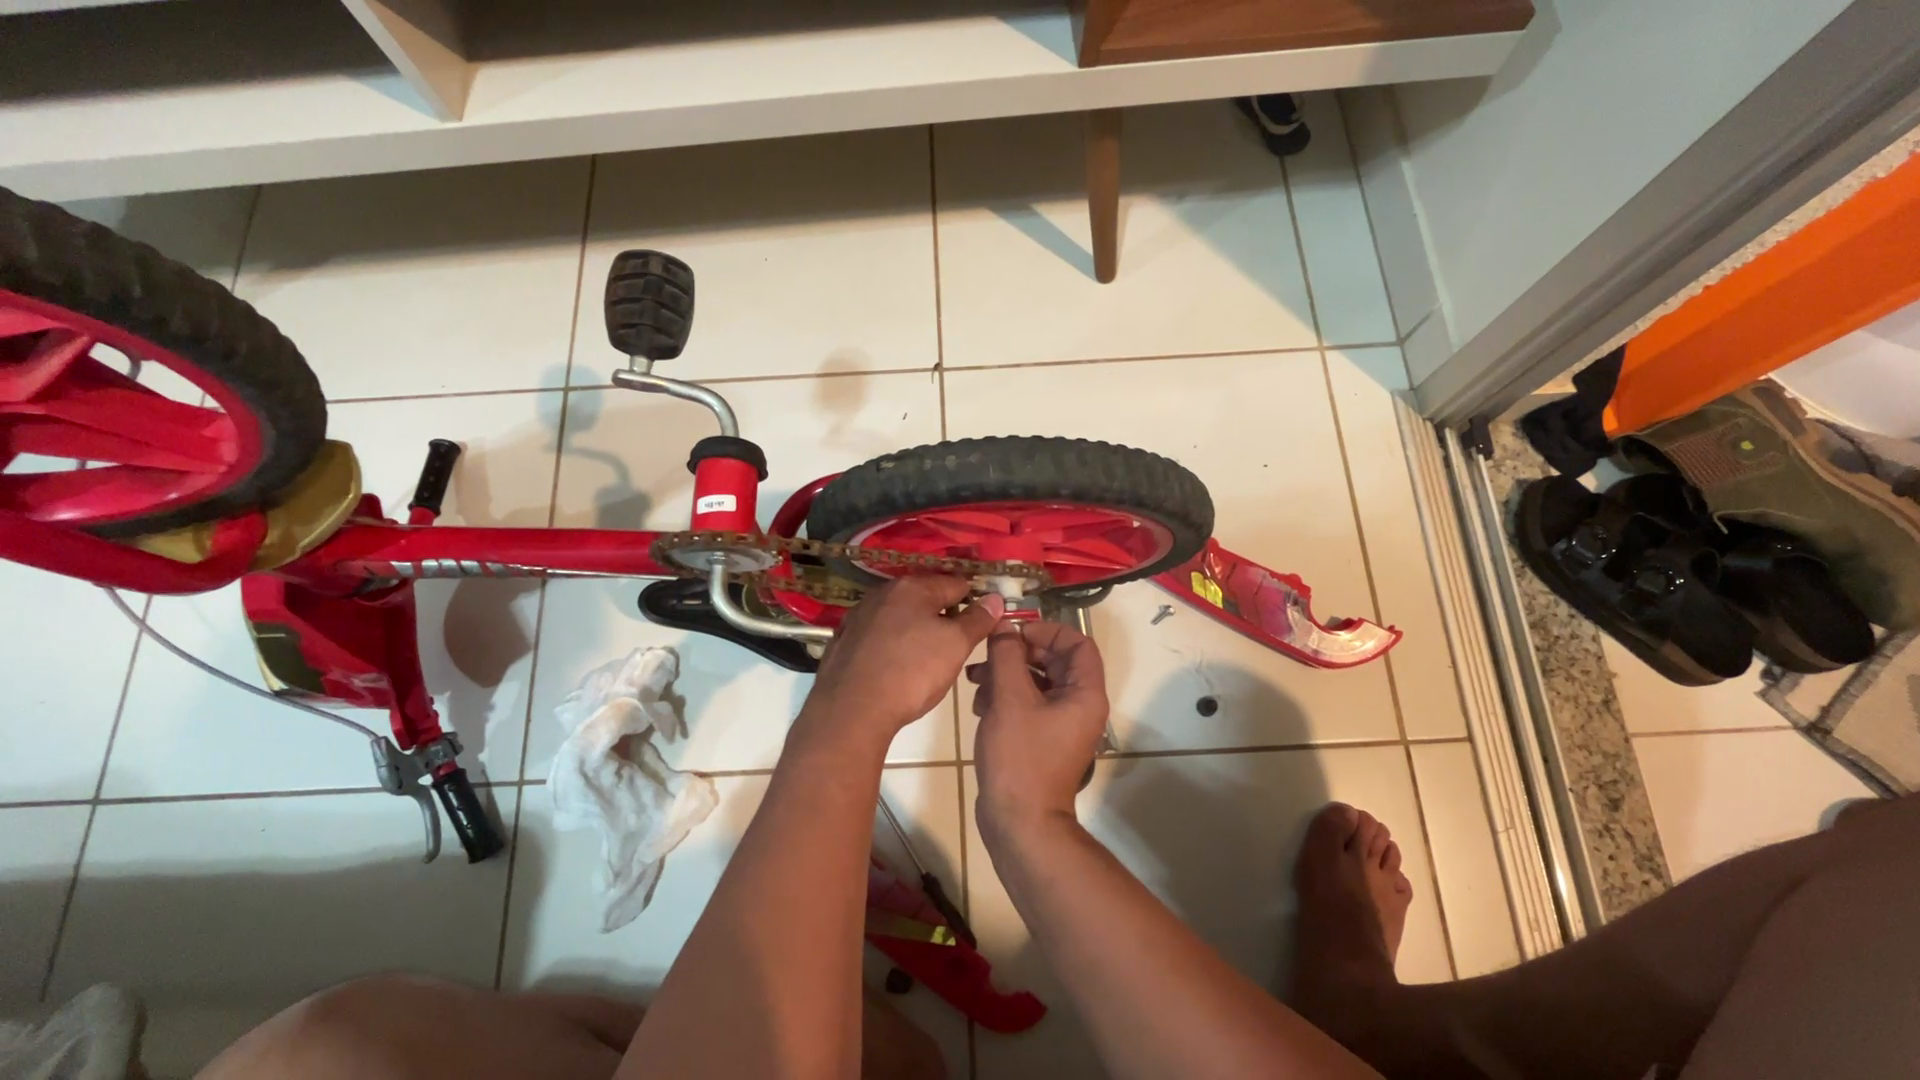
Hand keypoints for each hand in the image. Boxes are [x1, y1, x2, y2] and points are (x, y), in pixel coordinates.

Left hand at [804, 576, 1003, 738]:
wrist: (851, 709)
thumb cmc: (911, 672)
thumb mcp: (955, 645)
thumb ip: (978, 620)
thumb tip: (995, 598)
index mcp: (912, 587)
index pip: (955, 584)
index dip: (974, 601)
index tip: (983, 621)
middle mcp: (882, 593)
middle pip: (924, 598)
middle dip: (943, 614)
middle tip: (958, 642)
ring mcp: (858, 617)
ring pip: (898, 616)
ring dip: (915, 628)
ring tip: (928, 656)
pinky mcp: (843, 641)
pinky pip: (877, 636)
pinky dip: (891, 644)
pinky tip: (896, 665)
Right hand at [969, 619, 1109, 842]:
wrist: (1019, 822)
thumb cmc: (1020, 756)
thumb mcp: (1010, 699)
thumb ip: (1007, 656)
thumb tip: (1005, 628)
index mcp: (1085, 694)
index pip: (1078, 644)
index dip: (1047, 631)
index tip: (1015, 632)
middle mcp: (1079, 706)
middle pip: (1054, 661)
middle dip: (1018, 654)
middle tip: (987, 654)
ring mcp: (1060, 725)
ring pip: (1036, 682)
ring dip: (1005, 675)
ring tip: (974, 680)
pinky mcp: (1041, 739)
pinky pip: (1027, 705)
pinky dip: (1004, 698)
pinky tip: (978, 705)